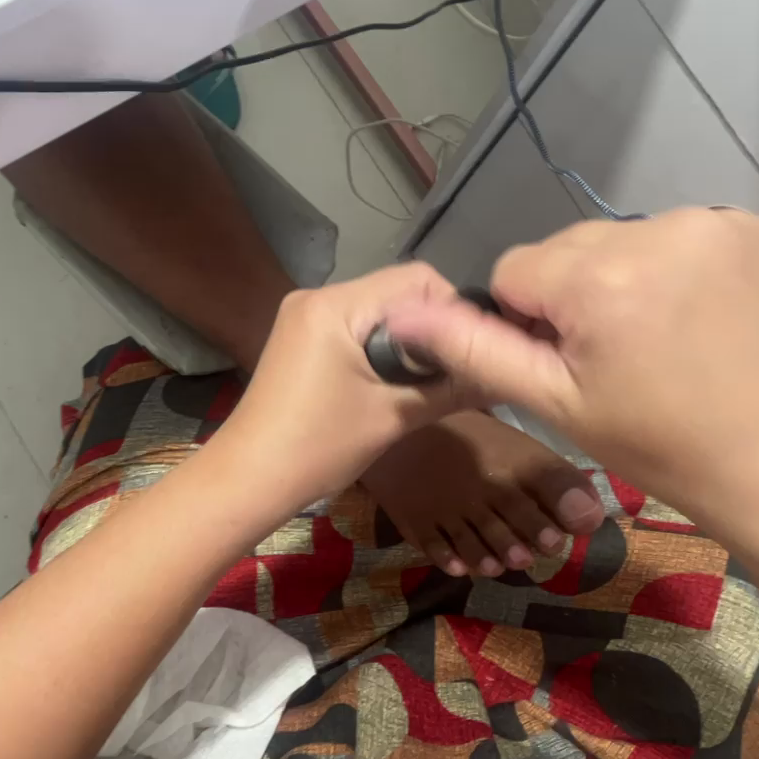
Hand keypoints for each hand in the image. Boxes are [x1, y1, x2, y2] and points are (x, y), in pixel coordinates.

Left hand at [214, 263, 475, 507]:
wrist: (249, 479)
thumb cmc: (319, 447)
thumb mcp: (394, 417)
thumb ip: (453, 387)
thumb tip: (509, 375)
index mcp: (335, 304)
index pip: (418, 279)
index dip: (454, 311)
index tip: (470, 354)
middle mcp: (316, 296)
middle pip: (396, 292)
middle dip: (431, 329)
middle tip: (452, 374)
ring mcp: (303, 315)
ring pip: (377, 312)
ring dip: (406, 342)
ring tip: (423, 384)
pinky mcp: (299, 337)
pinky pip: (354, 327)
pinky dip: (378, 349)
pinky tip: (388, 384)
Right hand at [382, 208, 758, 530]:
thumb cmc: (664, 448)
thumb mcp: (555, 405)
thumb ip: (473, 350)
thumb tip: (398, 312)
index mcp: (600, 276)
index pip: (515, 270)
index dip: (528, 323)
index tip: (571, 368)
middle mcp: (659, 229)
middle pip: (568, 250)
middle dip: (572, 297)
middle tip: (617, 361)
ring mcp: (718, 223)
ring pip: (621, 242)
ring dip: (621, 281)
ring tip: (663, 344)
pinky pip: (679, 238)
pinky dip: (673, 271)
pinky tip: (701, 321)